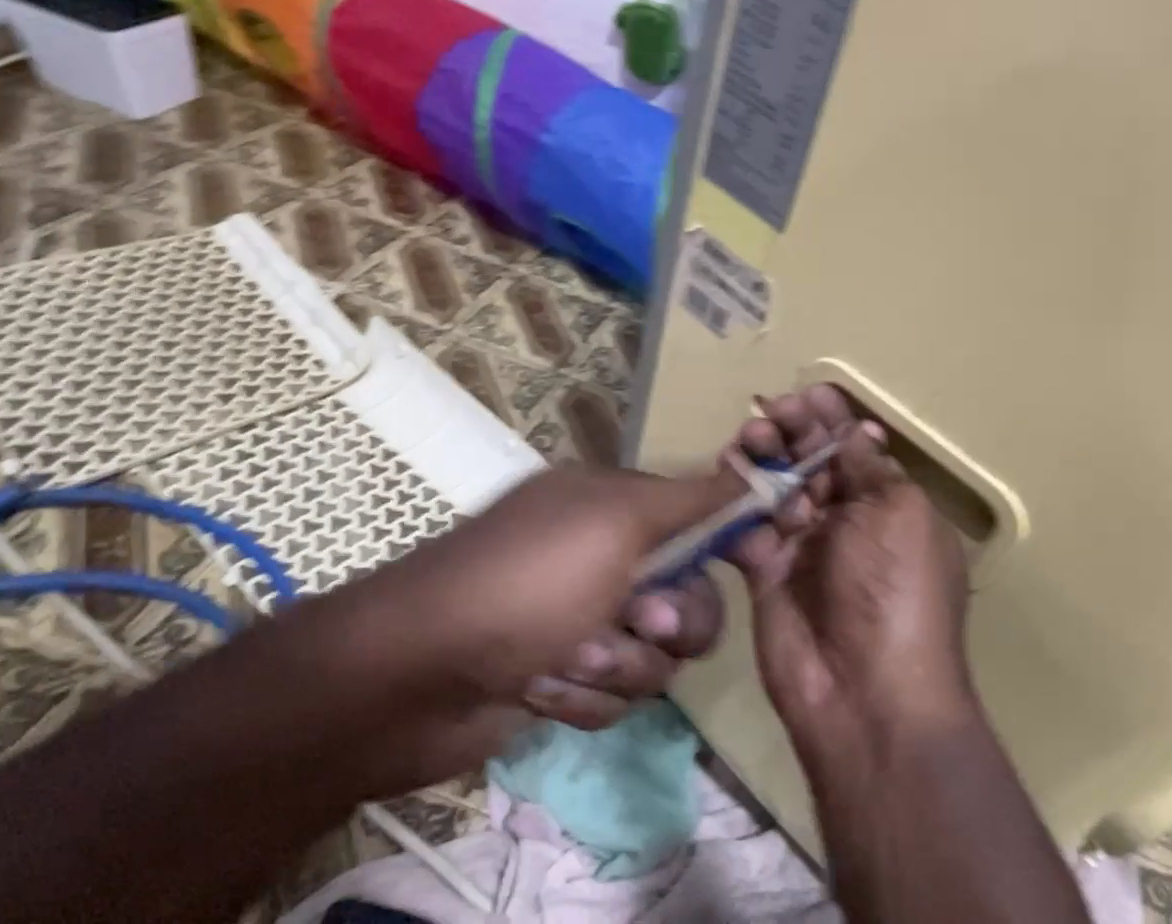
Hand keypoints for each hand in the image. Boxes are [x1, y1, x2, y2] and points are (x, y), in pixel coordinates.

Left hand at [288, 463, 740, 792]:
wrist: (413, 678)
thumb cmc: (526, 583)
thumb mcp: (615, 520)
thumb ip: (690, 501)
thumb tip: (749, 475)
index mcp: (609, 506)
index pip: (697, 516)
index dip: (729, 540)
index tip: (758, 561)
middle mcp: (600, 558)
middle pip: (689, 596)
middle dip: (674, 620)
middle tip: (643, 622)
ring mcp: (581, 621)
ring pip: (656, 655)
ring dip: (621, 665)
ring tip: (570, 661)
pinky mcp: (564, 678)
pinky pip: (616, 694)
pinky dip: (584, 696)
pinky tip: (541, 688)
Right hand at [730, 387, 976, 758]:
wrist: (866, 694)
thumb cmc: (896, 590)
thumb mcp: (899, 514)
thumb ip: (868, 467)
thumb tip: (855, 430)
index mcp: (889, 506)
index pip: (856, 449)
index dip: (833, 420)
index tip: (808, 394)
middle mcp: (847, 523)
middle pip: (811, 463)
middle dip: (792, 432)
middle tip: (771, 413)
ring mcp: (803, 550)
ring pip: (774, 489)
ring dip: (761, 459)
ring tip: (748, 438)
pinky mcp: (762, 574)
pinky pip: (744, 527)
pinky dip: (734, 501)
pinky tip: (727, 477)